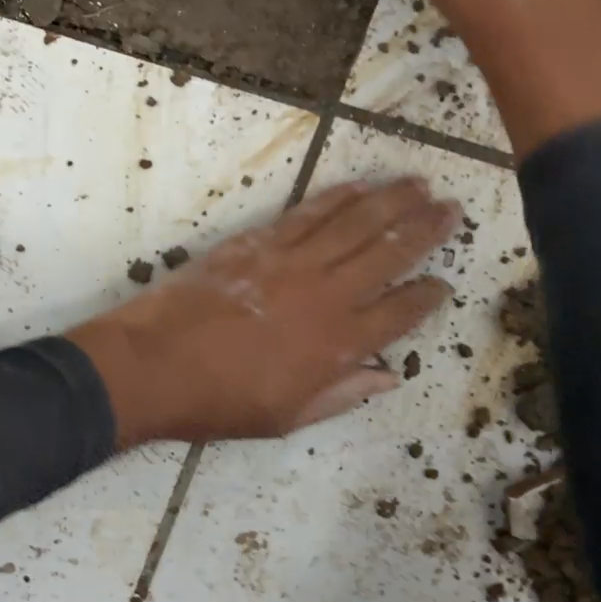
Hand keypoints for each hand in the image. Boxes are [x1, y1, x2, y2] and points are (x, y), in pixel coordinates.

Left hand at [67, 178, 460, 447]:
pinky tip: (354, 186)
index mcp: (339, 345)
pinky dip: (333, 198)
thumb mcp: (284, 418)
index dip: (427, 297)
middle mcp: (325, 295)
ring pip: (352, 222)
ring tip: (417, 184)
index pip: (402, 313)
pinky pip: (303, 214)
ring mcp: (287, 263)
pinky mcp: (251, 245)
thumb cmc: (214, 403)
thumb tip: (387, 377)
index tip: (443, 284)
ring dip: (389, 200)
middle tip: (450, 208)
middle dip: (424, 229)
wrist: (150, 367)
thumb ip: (340, 395)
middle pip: (389, 252)